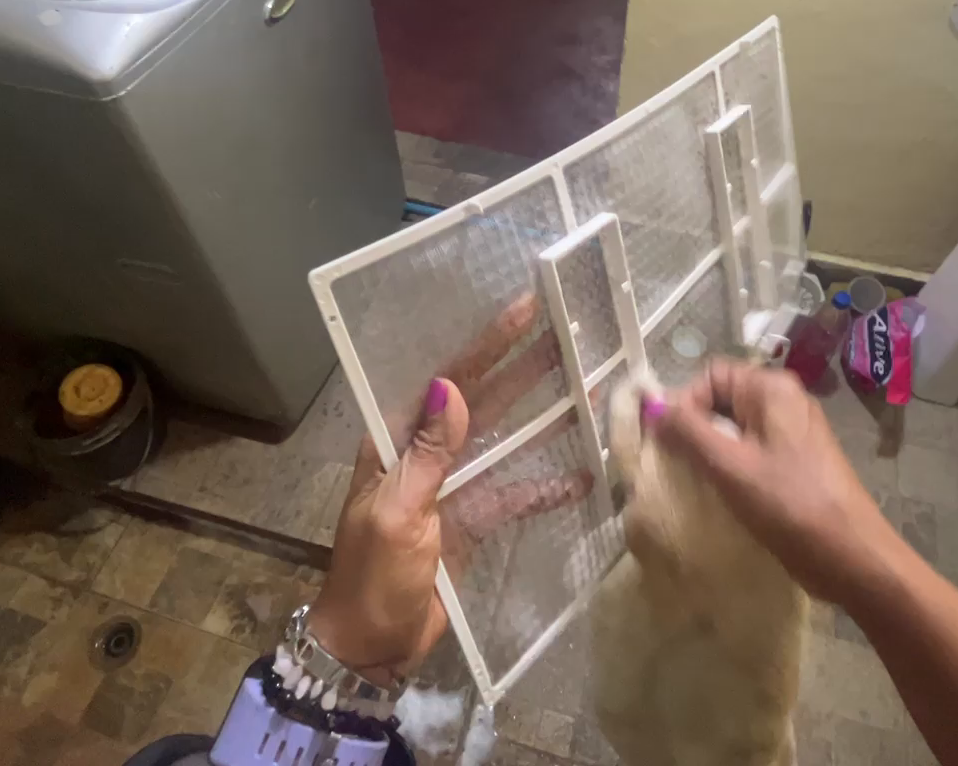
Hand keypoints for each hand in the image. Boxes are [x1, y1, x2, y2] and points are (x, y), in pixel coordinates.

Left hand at [310, 297, 592, 683]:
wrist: (370, 647)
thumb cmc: (373, 576)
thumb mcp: (397, 512)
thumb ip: (427, 452)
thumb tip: (448, 386)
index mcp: (398, 440)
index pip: (448, 380)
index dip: (487, 345)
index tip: (524, 311)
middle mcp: (428, 451)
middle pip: (483, 400)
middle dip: (524, 369)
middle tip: (568, 336)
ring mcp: (454, 483)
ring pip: (505, 440)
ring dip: (543, 418)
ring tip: (586, 388)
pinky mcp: (474, 516)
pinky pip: (514, 492)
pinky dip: (545, 485)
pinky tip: (581, 475)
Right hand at [648, 358, 896, 602]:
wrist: (855, 559)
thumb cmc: (790, 505)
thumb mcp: (729, 465)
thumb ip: (687, 430)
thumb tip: (652, 405)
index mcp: (771, 389)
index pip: (710, 376)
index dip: (685, 404)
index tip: (672, 443)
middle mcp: (785, 400)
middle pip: (722, 399)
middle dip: (696, 429)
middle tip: (682, 466)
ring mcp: (795, 431)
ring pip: (736, 427)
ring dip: (712, 451)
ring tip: (701, 483)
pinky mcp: (799, 460)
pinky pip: (753, 449)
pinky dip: (733, 465)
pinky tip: (726, 494)